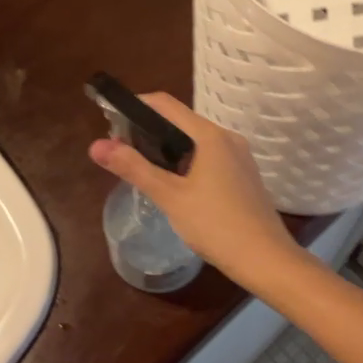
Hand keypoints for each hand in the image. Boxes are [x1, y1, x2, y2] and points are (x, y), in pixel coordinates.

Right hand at [89, 93, 299, 279]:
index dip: (135, 106)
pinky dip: (186, 162)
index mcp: (210, 135)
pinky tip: (174, 185)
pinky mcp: (243, 175)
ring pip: (195, 141)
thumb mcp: (170, 197)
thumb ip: (134, 168)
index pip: (165, 104)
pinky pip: (209, 157)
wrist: (265, 258)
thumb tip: (96, 145)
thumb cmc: (216, 225)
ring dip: (167, 148)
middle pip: (180, 122)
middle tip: (121, 152)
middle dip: (148, 130)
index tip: (110, 120)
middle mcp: (227, 138)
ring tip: (141, 169)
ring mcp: (239, 157)